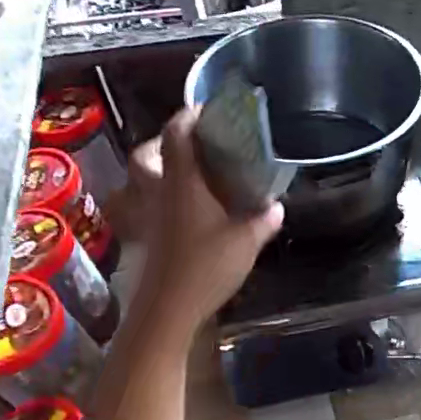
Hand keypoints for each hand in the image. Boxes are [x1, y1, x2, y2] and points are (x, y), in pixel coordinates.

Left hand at [129, 108, 282, 323]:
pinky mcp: (147, 237)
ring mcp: (148, 215)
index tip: (207, 109)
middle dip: (165, 142)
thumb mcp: (245, 243)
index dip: (189, 115)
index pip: (176, 134)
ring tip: (191, 175)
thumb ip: (263, 221)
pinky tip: (188, 211)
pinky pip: (150, 204)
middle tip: (194, 145)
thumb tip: (276, 207)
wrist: (167, 310)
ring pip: (144, 181)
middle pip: (146, 154)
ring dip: (161, 170)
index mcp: (182, 182)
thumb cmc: (205, 267)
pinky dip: (163, 198)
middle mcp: (159, 192)